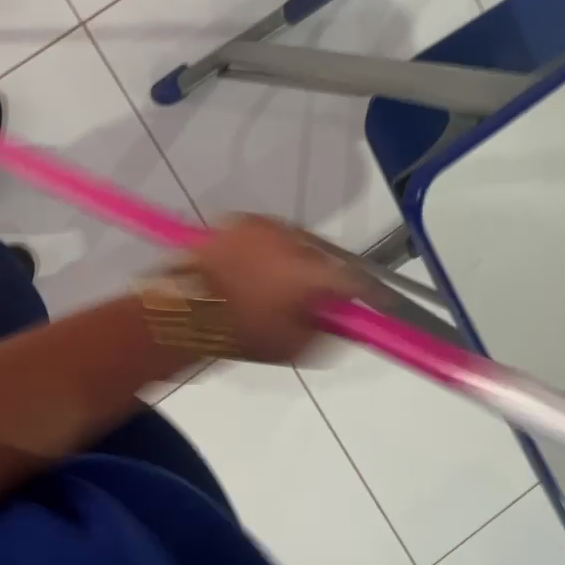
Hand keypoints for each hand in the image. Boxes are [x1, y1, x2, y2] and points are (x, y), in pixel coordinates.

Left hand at [183, 215, 361, 363]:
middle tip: (318, 296)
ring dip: (295, 257)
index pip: (357, 280)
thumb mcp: (295, 345)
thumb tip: (347, 323)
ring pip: (295, 240)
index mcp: (312, 271)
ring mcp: (263, 225)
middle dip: (325, 275)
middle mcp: (293, 239)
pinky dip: (268, 246)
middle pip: (325, 256)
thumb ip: (332, 331)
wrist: (186, 308)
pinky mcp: (238, 219)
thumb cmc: (241, 331)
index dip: (371, 294)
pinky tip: (258, 265)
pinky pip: (265, 232)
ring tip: (280, 281)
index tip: (378, 304)